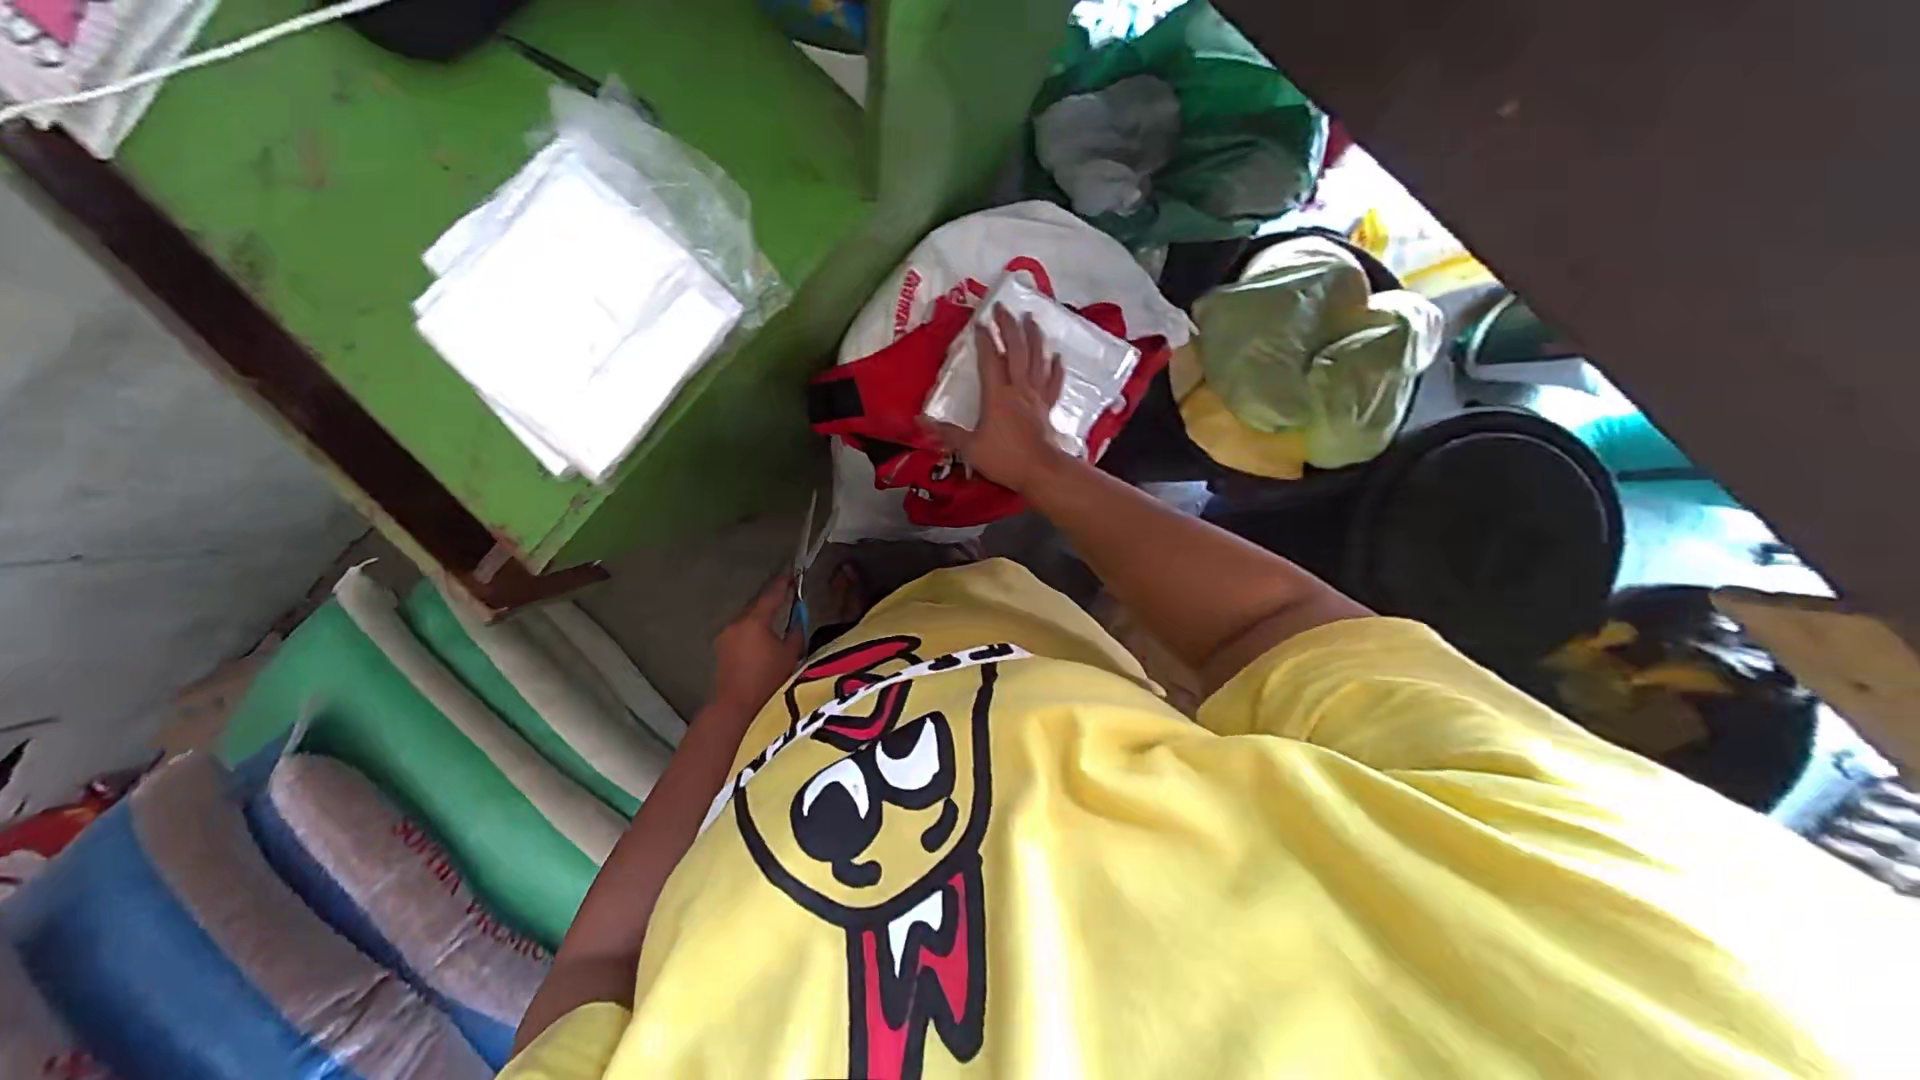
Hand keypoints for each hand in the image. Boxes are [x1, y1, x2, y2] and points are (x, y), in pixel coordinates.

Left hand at [708, 573, 805, 717]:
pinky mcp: (722, 648)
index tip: (792, 575)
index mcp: (754, 621)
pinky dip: (752, 628)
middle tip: (786, 593)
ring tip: (776, 615)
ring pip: (747, 618)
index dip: (783, 584)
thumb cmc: (768, 680)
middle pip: (756, 605)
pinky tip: (762, 634)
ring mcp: (725, 635)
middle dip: (771, 599)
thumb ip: (797, 631)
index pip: (771, 595)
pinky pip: (741, 630)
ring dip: (761, 614)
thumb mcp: (791, 654)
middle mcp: (736, 623)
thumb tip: (798, 618)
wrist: (737, 706)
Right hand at [922, 305, 1071, 494]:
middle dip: (1009, 327)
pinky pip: (1053, 383)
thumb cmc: (1005, 458)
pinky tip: (1057, 356)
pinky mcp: (1049, 408)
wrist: (1041, 471)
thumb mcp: (970, 448)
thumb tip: (920, 420)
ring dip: (1034, 337)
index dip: (984, 340)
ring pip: (1037, 360)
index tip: (979, 322)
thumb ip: (947, 433)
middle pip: (1016, 351)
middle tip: (1004, 307)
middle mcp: (1019, 389)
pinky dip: (1056, 368)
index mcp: (997, 395)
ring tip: (1031, 318)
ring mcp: (1037, 397)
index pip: (989, 360)